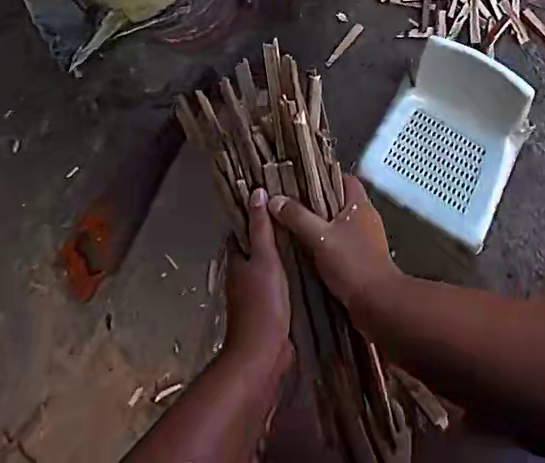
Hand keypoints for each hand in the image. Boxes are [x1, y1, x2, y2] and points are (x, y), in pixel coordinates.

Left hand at [226, 188, 290, 359]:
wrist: (264, 354)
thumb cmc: (262, 303)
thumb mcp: (264, 259)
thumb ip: (261, 228)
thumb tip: (256, 192)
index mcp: (237, 258)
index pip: (243, 226)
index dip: (255, 208)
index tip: (276, 190)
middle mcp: (243, 272)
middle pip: (257, 242)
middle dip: (273, 226)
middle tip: (299, 207)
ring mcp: (256, 289)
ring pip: (269, 259)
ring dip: (283, 246)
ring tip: (307, 227)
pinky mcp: (270, 303)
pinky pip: (279, 275)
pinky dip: (290, 265)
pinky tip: (307, 259)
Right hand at [267, 175, 399, 310]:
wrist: (377, 302)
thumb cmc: (352, 263)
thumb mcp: (320, 238)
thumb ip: (298, 218)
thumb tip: (275, 199)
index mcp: (360, 205)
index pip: (344, 179)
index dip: (325, 176)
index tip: (302, 180)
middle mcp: (366, 217)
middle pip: (340, 201)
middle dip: (318, 202)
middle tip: (292, 205)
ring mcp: (367, 238)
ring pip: (340, 223)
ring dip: (321, 225)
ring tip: (295, 227)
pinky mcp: (364, 258)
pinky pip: (342, 243)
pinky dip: (327, 243)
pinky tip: (309, 252)